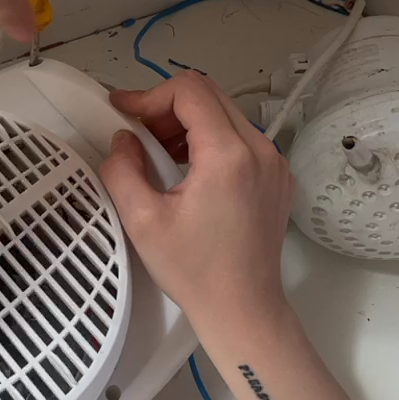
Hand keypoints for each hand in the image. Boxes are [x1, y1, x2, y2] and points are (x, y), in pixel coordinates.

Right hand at [100, 73, 294, 327]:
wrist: (242, 308)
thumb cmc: (193, 270)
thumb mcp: (141, 220)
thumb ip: (122, 170)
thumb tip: (123, 141)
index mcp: (227, 155)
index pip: (189, 91)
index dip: (148, 95)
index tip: (121, 112)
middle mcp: (259, 149)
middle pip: (209, 95)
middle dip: (165, 106)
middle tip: (136, 133)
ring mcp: (273, 162)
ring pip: (225, 114)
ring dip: (187, 123)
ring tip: (158, 154)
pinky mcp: (277, 176)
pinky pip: (240, 138)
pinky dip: (209, 140)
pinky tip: (187, 170)